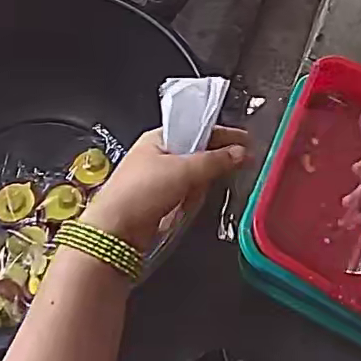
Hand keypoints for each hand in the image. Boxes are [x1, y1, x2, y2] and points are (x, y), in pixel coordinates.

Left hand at [81, 127, 250, 248]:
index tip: (246, 140)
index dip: (222, 134)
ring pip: (193, 177)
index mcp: (158, 138)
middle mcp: (157, 156)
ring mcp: (158, 180)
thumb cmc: (141, 191)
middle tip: (232, 168)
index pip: (197, 128)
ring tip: (191, 196)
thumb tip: (241, 152)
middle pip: (197, 153)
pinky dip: (189, 201)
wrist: (115, 231)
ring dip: (198, 187)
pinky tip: (185, 208)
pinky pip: (185, 196)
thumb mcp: (183, 170)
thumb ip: (215, 160)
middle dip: (211, 164)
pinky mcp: (159, 202)